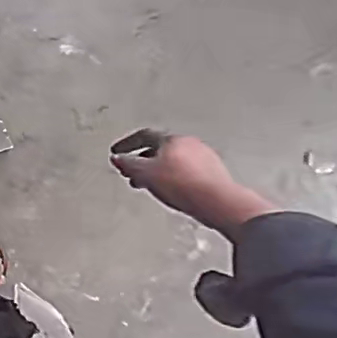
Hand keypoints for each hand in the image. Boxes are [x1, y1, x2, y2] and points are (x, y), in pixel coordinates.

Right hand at [110, 131, 278, 236]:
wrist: (218, 202)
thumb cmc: (183, 185)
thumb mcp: (144, 173)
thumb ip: (127, 164)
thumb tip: (118, 158)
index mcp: (173, 139)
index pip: (144, 136)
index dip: (127, 144)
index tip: (118, 152)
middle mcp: (190, 144)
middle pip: (158, 148)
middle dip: (141, 160)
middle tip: (131, 171)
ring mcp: (204, 157)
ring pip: (172, 160)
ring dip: (156, 170)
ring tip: (148, 184)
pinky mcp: (213, 172)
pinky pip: (186, 170)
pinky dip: (172, 177)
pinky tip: (169, 189)